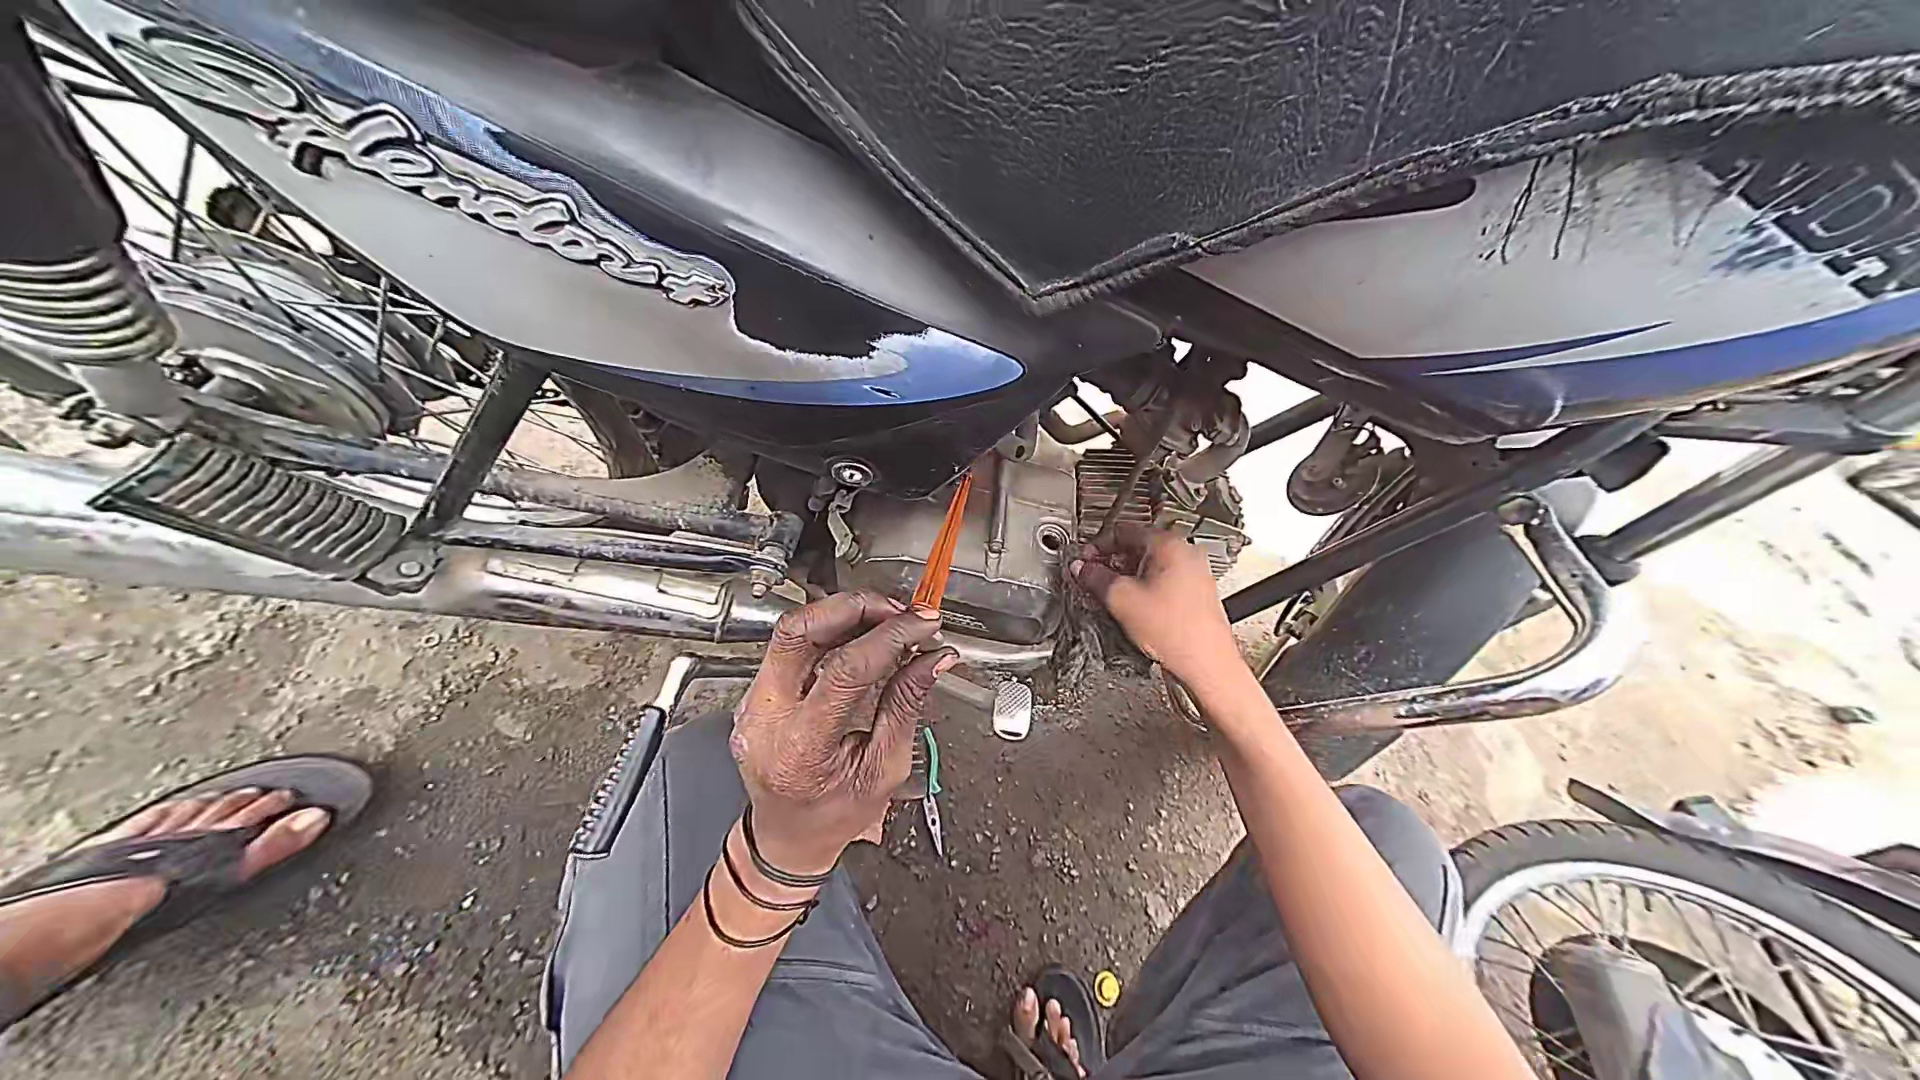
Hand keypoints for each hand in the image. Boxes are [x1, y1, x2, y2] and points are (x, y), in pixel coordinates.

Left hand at [729, 591, 956, 874]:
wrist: (788, 837)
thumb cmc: (835, 816)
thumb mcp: (884, 769)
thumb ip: (905, 706)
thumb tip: (934, 660)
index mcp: (802, 748)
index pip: (845, 670)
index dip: (891, 638)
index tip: (923, 626)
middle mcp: (766, 719)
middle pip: (798, 631)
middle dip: (854, 608)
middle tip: (898, 610)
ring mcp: (753, 704)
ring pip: (790, 630)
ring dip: (841, 614)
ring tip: (885, 618)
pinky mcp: (756, 693)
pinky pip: (790, 646)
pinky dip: (829, 631)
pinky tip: (860, 635)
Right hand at [1072, 525, 1241, 685]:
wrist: (1206, 663)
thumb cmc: (1177, 631)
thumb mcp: (1121, 599)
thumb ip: (1095, 578)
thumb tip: (1082, 569)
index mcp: (1169, 544)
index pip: (1123, 531)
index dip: (1097, 545)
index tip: (1084, 560)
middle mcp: (1186, 553)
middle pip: (1137, 547)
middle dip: (1111, 563)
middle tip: (1094, 578)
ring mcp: (1193, 574)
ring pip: (1149, 566)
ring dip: (1126, 578)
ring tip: (1111, 596)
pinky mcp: (1194, 594)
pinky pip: (1162, 582)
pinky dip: (1143, 590)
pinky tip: (1133, 608)